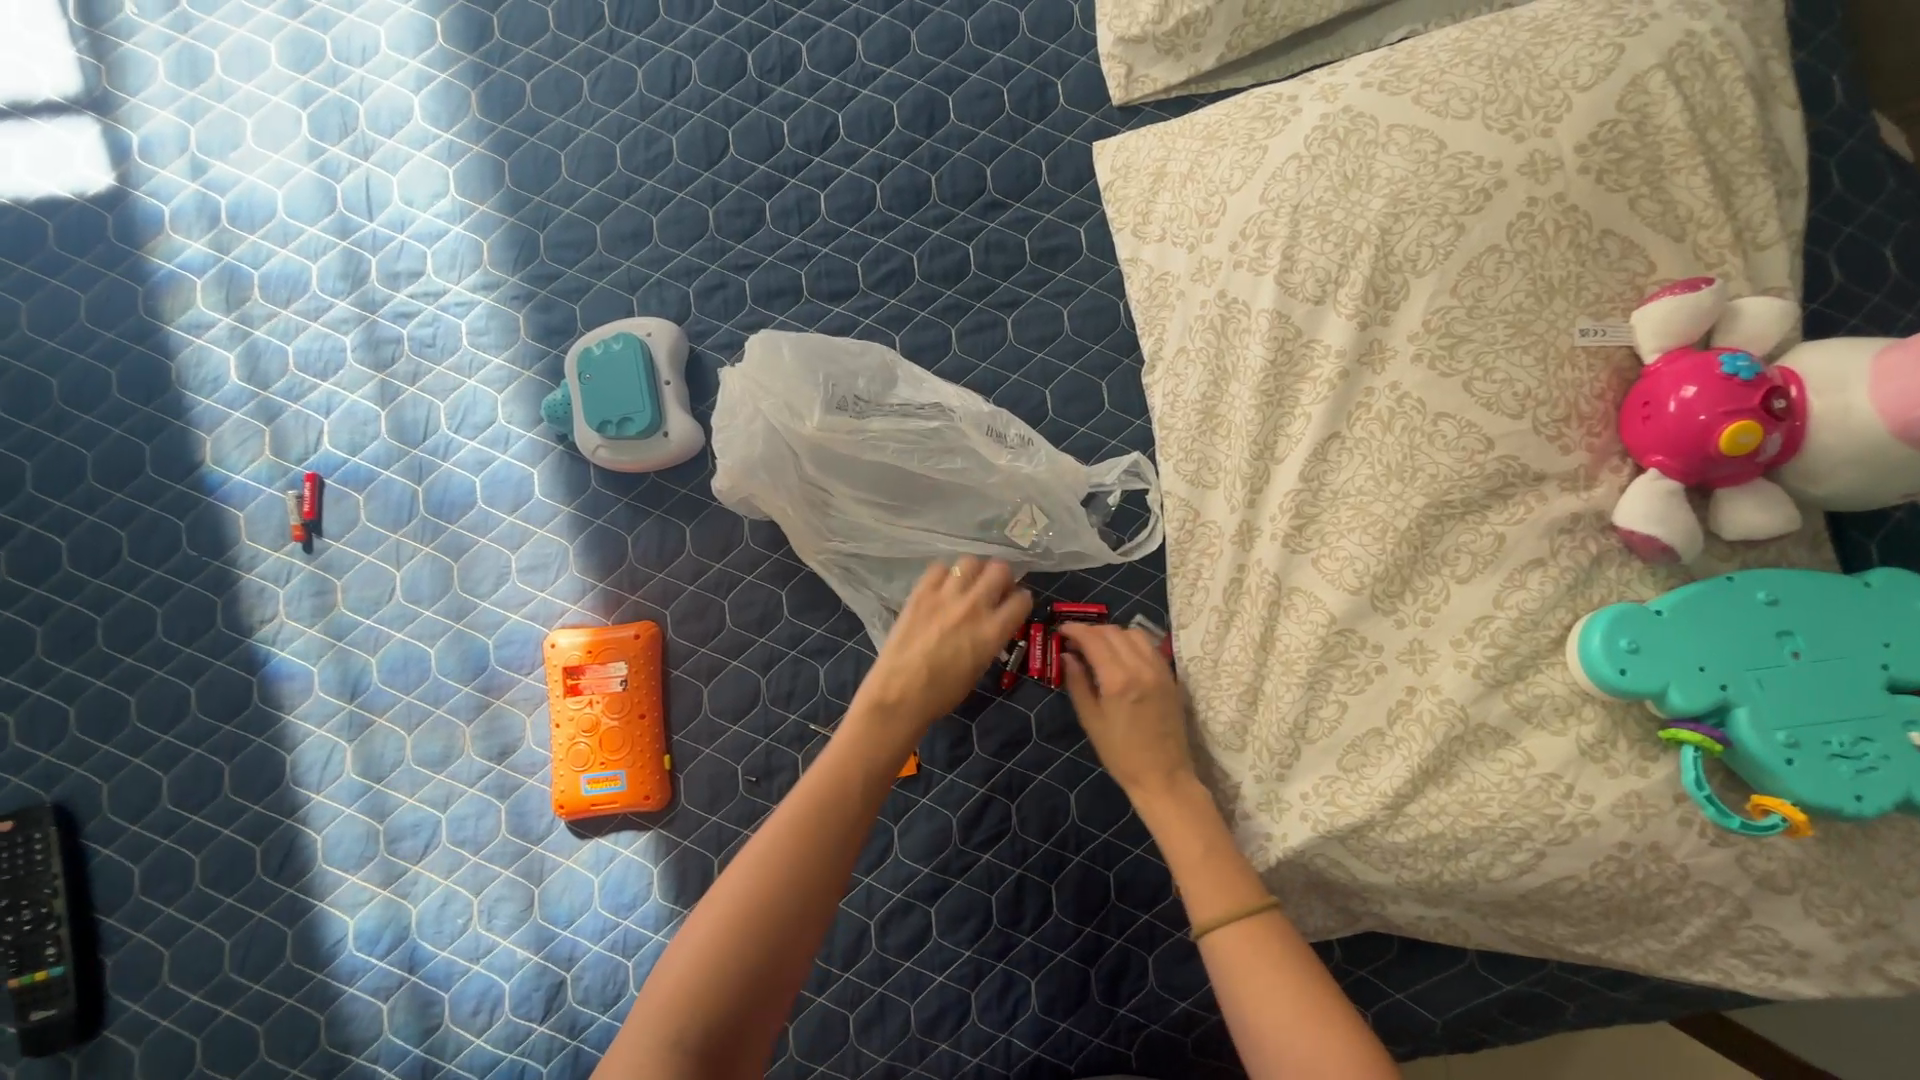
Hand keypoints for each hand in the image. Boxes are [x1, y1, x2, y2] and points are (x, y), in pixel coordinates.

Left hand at [848, 558, 1031, 739]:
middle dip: (1002, 577)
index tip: (1012, 605)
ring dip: (974, 571)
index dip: (1020, 600)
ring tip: (967, 584)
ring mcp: (946, 596)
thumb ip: (992, 639)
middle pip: (1000, 569)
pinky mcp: (920, 593)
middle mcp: (974, 607)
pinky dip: (944, 574)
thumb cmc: (943, 693)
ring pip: (971, 561)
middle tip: (993, 589)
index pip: (1022, 598)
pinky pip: (939, 568)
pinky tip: (941, 588)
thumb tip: (994, 624)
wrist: (899, 694)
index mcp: (993, 631)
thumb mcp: (980, 667)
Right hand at [1057, 623, 1195, 801]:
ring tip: (1099, 647)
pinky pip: (1150, 647)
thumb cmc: (1120, 753)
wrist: (1163, 775)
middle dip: (1092, 630)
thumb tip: (1067, 655)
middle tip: (1076, 641)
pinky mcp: (1171, 677)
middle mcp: (1141, 667)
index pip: (1094, 639)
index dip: (1075, 630)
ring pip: (1134, 634)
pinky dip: (1132, 643)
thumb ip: (1077, 683)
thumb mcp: (1090, 720)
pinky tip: (1121, 657)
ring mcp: (1160, 670)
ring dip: (1113, 634)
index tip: (1061, 631)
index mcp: (1118, 680)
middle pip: (1114, 631)